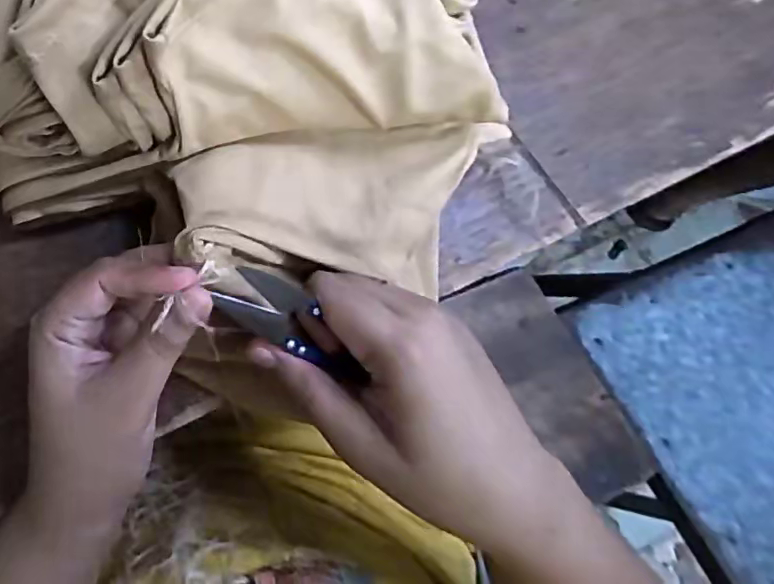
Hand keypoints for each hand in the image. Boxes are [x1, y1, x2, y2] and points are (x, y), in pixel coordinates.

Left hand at [23, 247, 210, 534]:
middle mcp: (71, 318)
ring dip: (167, 287)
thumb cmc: (94, 455)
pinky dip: (167, 310)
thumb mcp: (132, 394)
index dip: (147, 272)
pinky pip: (141, 316)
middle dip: (158, 272)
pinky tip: (193, 302)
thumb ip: (164, 339)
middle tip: (206, 265)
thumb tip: (202, 290)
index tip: (191, 275)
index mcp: (57, 324)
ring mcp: (92, 332)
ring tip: (207, 276)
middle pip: (117, 278)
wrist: (80, 512)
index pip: (102, 278)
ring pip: (132, 293)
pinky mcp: (113, 347)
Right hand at [249, 274, 652, 582]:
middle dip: (326, 314)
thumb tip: (255, 345)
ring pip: (367, 286)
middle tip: (341, 369)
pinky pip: (393, 297)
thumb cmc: (433, 478)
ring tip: (367, 370)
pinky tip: (392, 365)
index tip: (317, 358)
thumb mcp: (359, 445)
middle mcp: (420, 310)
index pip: (325, 287)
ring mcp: (440, 309)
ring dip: (351, 315)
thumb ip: (306, 385)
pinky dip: (376, 317)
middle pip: (344, 281)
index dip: (306, 316)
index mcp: (399, 341)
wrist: (518, 492)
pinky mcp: (450, 316)